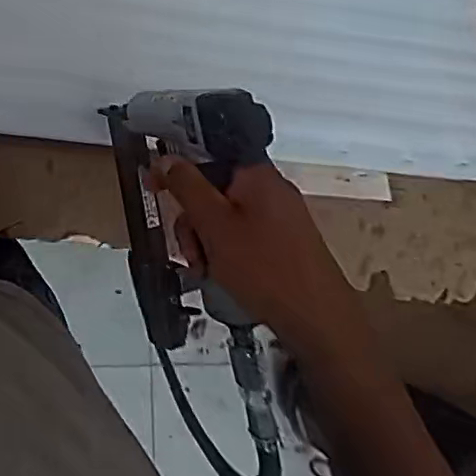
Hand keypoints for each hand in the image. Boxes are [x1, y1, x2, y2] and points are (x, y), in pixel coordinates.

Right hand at [151, 159, 365, 358]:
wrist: (319, 321)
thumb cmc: (263, 267)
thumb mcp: (213, 225)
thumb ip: (186, 187)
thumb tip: (165, 157)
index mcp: (255, 173)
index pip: (208, 155)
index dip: (178, 171)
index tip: (155, 190)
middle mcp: (270, 187)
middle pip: (214, 190)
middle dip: (193, 221)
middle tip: (191, 252)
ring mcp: (281, 216)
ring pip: (226, 217)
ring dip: (207, 241)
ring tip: (206, 271)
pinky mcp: (286, 241)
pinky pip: (244, 235)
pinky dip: (227, 251)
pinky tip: (224, 276)